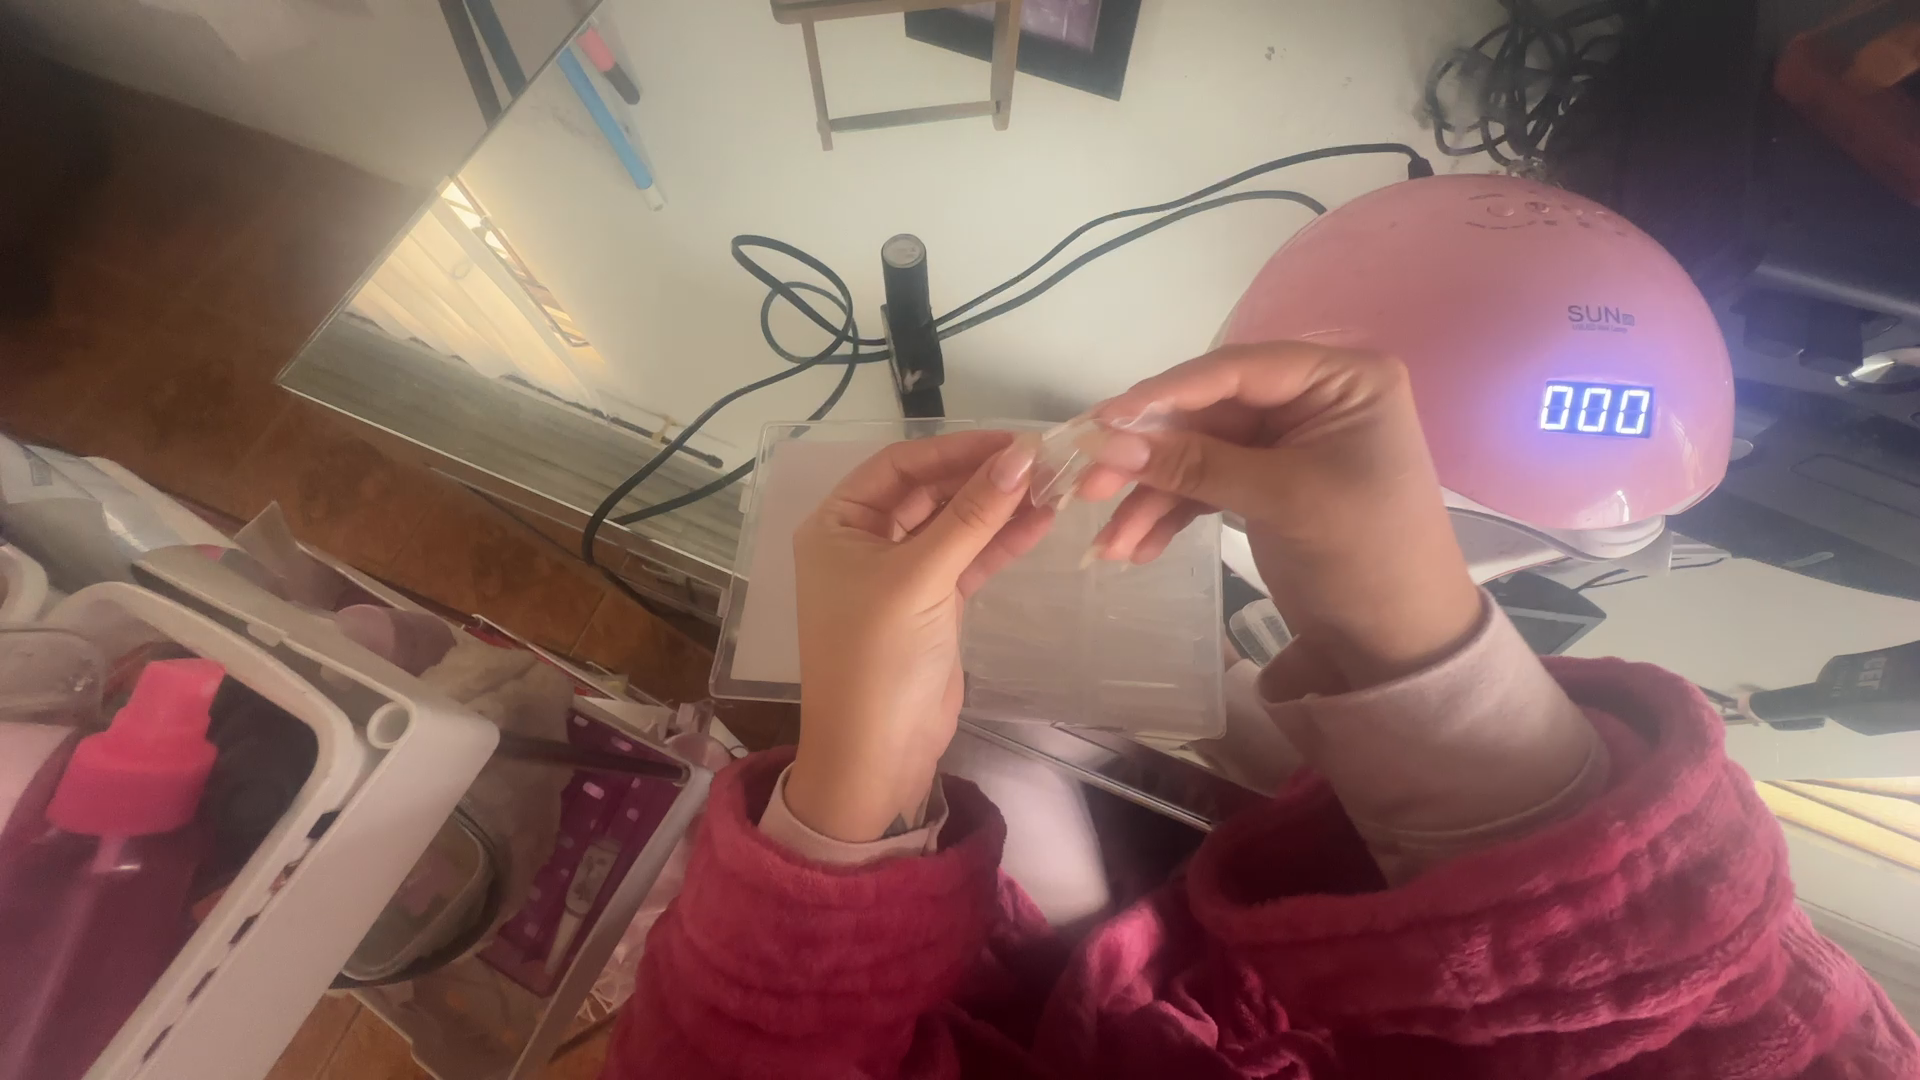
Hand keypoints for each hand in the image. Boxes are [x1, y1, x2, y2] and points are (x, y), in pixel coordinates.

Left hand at [786, 430, 1051, 842]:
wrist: (878, 752)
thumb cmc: (878, 656)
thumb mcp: (920, 578)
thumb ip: (971, 515)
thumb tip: (1020, 456)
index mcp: (839, 524)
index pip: (899, 466)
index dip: (954, 448)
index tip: (1011, 441)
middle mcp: (867, 540)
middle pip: (931, 491)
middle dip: (982, 477)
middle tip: (1042, 461)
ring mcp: (903, 572)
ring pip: (955, 525)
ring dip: (999, 508)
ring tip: (1053, 486)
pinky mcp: (934, 600)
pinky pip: (969, 558)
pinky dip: (1001, 543)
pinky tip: (1041, 522)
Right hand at [1072, 343, 1480, 689]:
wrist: (1397, 644)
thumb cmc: (1365, 556)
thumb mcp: (1281, 500)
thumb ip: (1194, 465)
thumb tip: (1107, 442)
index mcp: (1339, 380)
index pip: (1236, 370)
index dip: (1163, 394)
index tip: (1101, 421)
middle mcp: (1307, 401)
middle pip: (1204, 416)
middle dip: (1148, 458)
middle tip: (1087, 486)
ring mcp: (1279, 444)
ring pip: (1194, 456)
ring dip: (1149, 498)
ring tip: (1108, 545)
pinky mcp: (1260, 484)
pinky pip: (1201, 488)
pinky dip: (1168, 517)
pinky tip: (1136, 549)